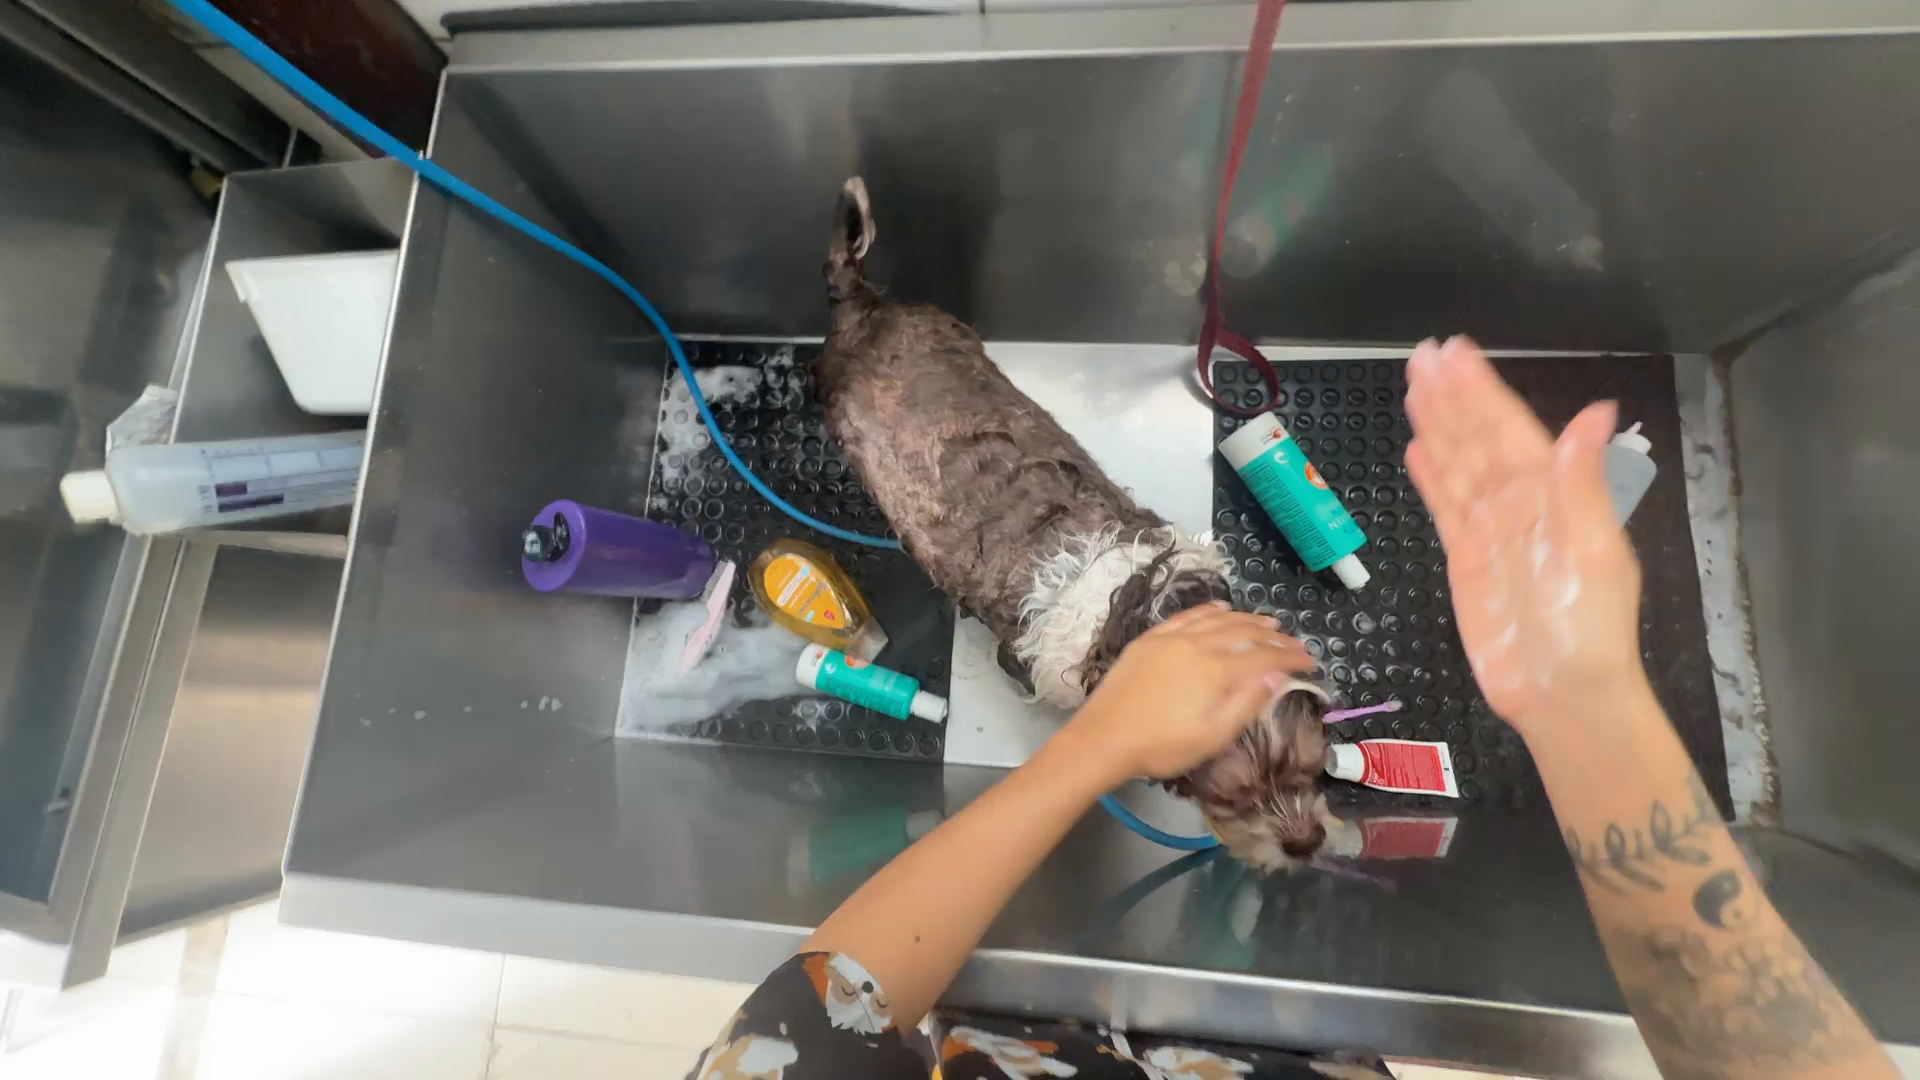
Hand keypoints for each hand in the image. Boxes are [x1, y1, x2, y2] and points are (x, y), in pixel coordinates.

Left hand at [1066, 603, 1314, 780]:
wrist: (1105, 736)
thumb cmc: (1163, 745)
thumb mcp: (1213, 735)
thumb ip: (1247, 703)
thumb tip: (1277, 676)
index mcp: (1216, 670)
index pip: (1264, 657)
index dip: (1291, 658)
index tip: (1311, 661)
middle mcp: (1196, 645)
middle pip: (1243, 632)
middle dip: (1273, 636)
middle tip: (1293, 641)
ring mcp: (1170, 638)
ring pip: (1215, 619)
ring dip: (1245, 619)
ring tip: (1266, 621)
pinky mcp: (1149, 639)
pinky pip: (1185, 616)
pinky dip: (1208, 610)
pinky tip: (1219, 609)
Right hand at [1403, 337, 1649, 735]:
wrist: (1558, 691)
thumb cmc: (1584, 628)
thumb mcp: (1594, 554)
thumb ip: (1582, 484)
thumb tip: (1589, 414)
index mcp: (1550, 494)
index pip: (1506, 430)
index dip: (1479, 391)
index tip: (1452, 353)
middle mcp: (1518, 502)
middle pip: (1475, 439)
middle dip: (1450, 396)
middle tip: (1423, 356)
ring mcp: (1489, 528)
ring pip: (1456, 465)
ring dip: (1437, 426)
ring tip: (1415, 389)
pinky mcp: (1465, 556)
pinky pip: (1445, 505)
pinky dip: (1431, 477)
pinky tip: (1418, 451)